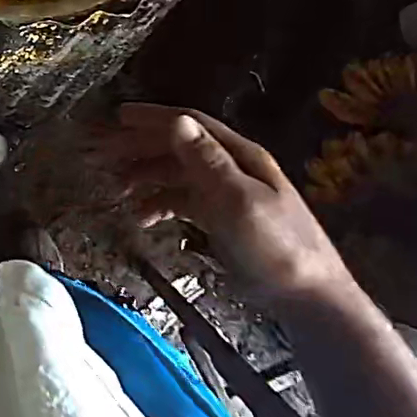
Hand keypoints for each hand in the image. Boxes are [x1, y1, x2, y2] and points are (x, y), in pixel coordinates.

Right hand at [108, 103, 353, 302]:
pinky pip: (183, 201)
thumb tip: (177, 120)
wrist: (310, 299)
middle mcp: (232, 167)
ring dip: (147, 176)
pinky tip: (142, 218)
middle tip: (107, 153)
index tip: (118, 117)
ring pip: (178, 173)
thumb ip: (206, 161)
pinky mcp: (223, 218)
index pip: (190, 124)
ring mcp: (227, 193)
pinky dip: (160, 204)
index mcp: (239, 155)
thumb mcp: (238, 201)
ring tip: (117, 188)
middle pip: (180, 146)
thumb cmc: (276, 247)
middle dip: (141, 146)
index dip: (153, 117)